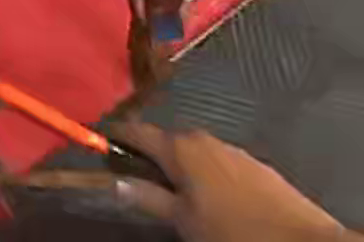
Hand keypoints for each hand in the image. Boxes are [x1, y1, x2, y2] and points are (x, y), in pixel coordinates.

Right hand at [105, 121, 357, 241]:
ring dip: (185, 167)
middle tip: (143, 176)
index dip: (117, 136)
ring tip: (183, 192)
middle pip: (167, 141)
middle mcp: (202, 139)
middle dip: (154, 154)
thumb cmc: (238, 236)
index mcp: (178, 147)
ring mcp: (235, 152)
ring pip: (197, 153)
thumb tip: (115, 181)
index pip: (136, 131)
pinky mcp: (262, 170)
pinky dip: (212, 177)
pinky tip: (221, 202)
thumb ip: (150, 200)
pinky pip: (224, 166)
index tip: (101, 141)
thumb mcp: (187, 223)